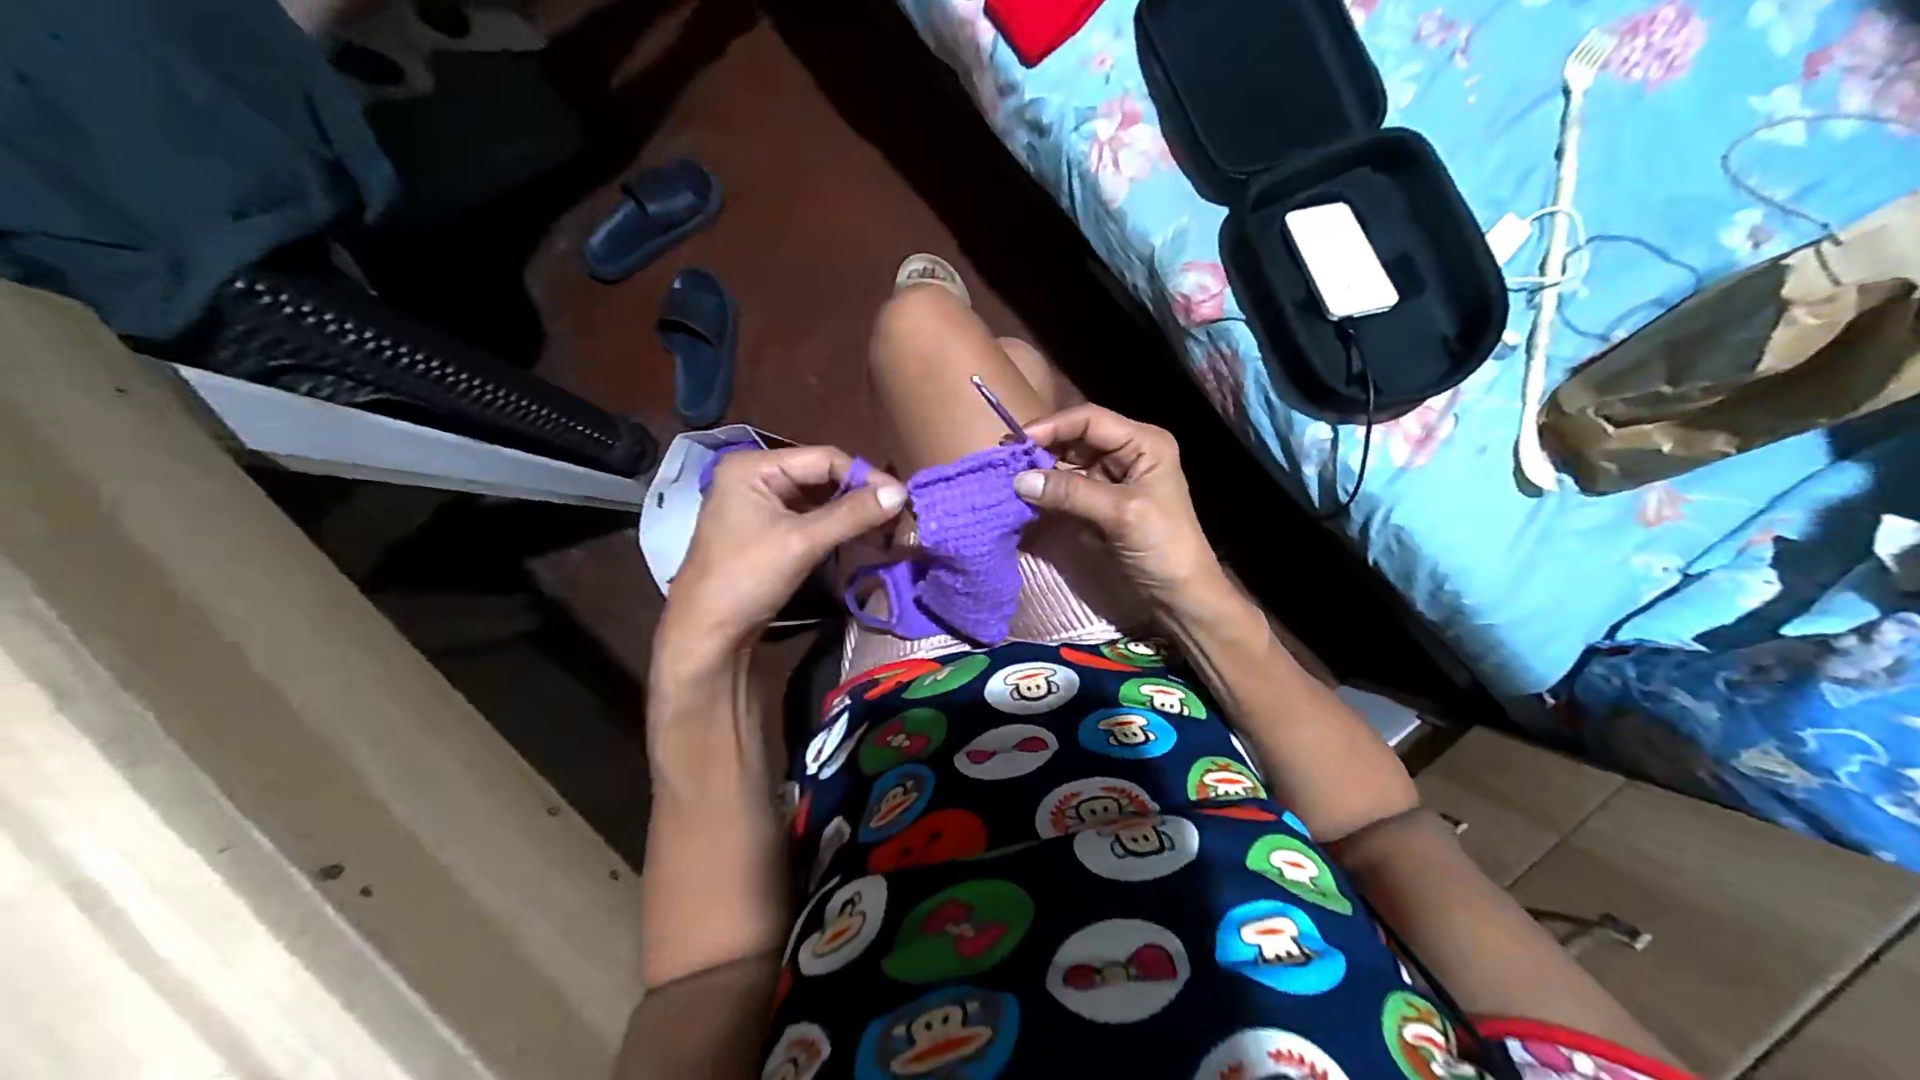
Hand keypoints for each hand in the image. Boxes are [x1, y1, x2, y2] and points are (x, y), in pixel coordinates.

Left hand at [661, 446, 905, 669]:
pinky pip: (811, 519)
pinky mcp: (768, 531)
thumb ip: (851, 514)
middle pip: (821, 477)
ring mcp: (761, 505)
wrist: (706, 634)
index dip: (864, 476)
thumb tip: (901, 494)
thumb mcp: (801, 542)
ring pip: (819, 500)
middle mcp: (755, 477)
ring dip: (853, 514)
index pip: (823, 459)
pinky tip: (865, 538)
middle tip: (899, 514)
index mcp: (752, 467)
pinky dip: (838, 528)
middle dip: (861, 496)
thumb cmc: (746, 578)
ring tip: (889, 528)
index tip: (901, 497)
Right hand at [1015, 405, 1222, 607]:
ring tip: (1009, 475)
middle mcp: (1128, 452)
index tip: (1016, 442)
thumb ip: (1070, 492)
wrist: (1180, 595)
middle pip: (1076, 436)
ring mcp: (1113, 476)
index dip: (1052, 426)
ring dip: (1041, 468)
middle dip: (1042, 446)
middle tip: (1005, 459)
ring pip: (1068, 461)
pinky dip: (1047, 489)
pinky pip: (1068, 486)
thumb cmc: (1163, 547)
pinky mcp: (1100, 501)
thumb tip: (1019, 480)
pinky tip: (1025, 494)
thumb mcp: (1120, 514)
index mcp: (1144, 443)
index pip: (1090, 420)